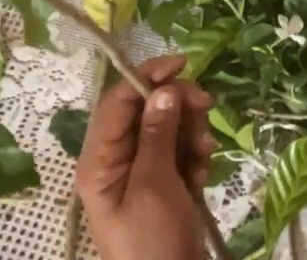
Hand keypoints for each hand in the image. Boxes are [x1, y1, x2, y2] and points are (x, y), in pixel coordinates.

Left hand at [75, 55, 216, 259]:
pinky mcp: (165, 182)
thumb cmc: (154, 243)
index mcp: (100, 162)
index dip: (146, 76)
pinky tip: (202, 175)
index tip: (183, 63)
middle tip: (206, 106)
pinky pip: (182, 148)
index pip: (117, 102)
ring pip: (170, 125)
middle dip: (178, 105)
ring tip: (204, 155)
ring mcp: (143, 171)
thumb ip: (158, 134)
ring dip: (192, 132)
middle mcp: (117, 161)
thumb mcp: (155, 186)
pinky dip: (196, 154)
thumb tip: (163, 89)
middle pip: (147, 108)